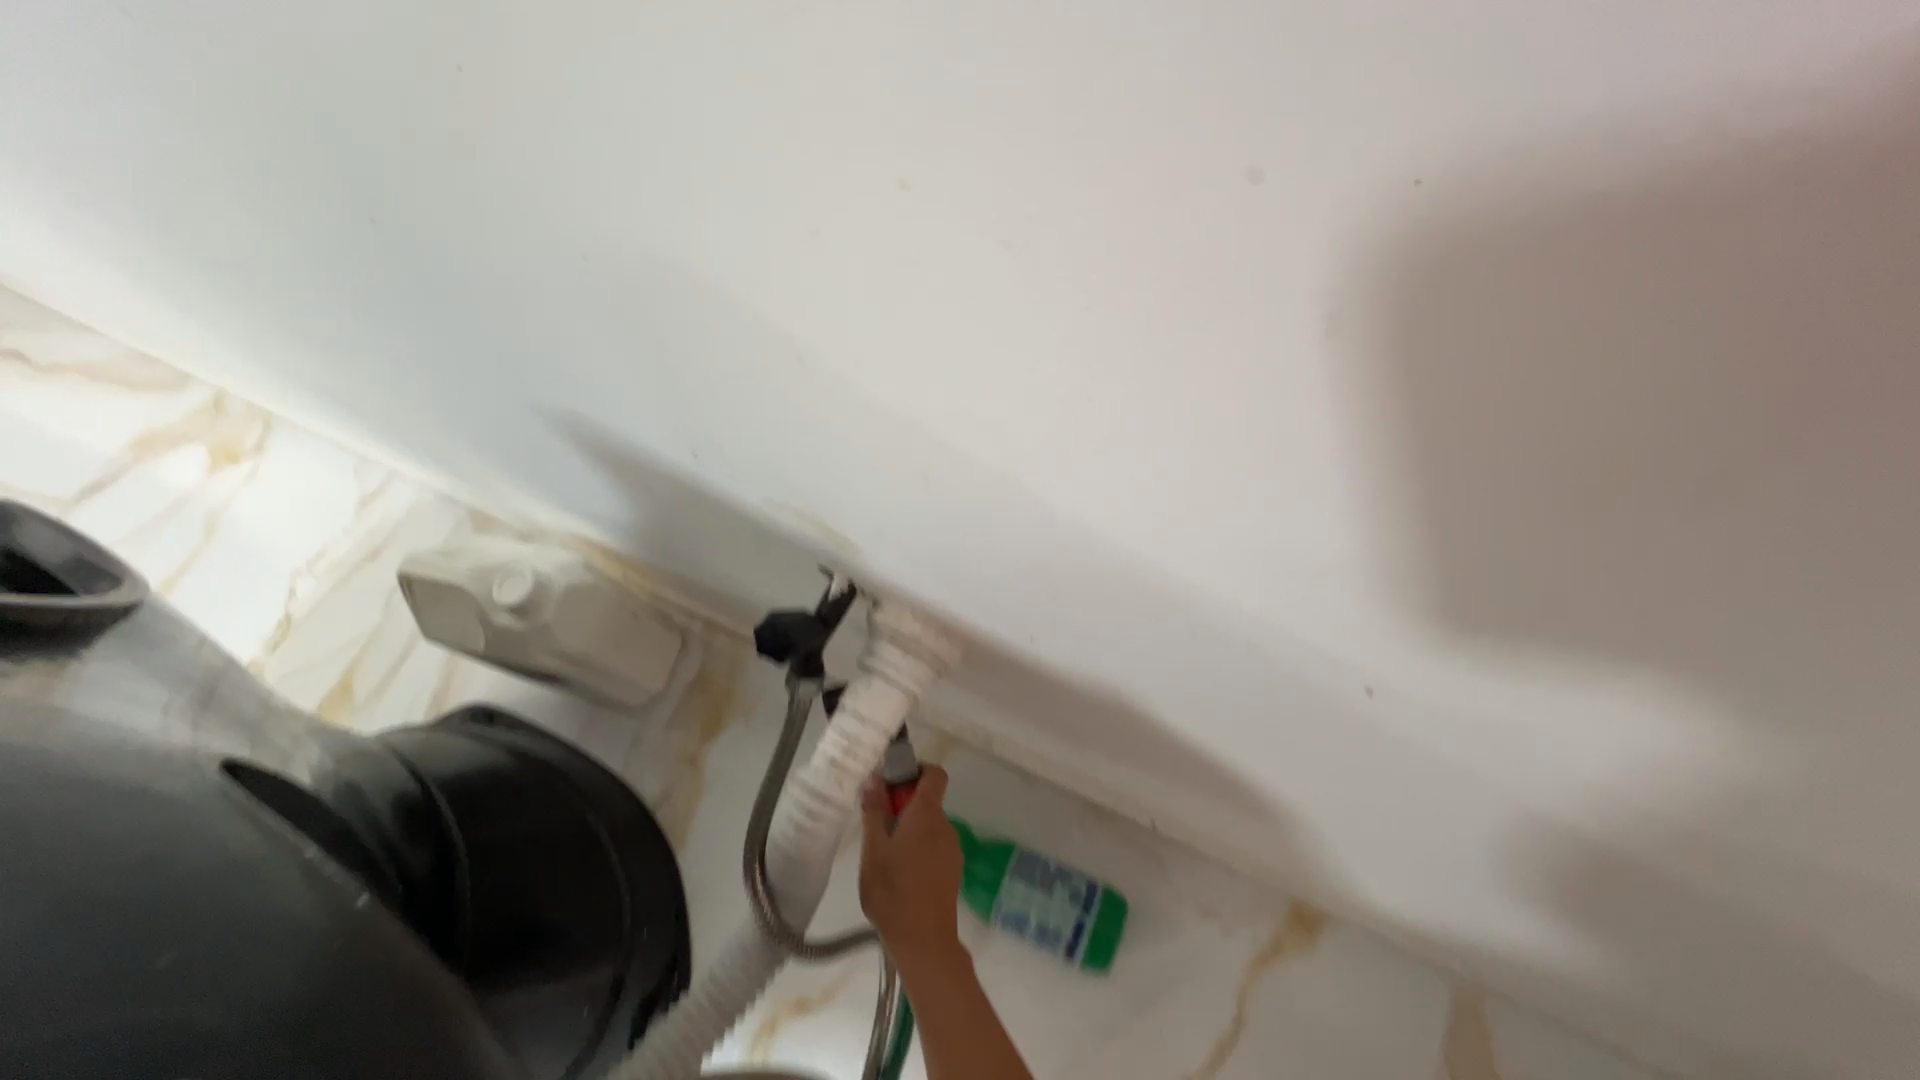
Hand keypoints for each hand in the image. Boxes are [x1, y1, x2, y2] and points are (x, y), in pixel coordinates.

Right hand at [859, 764, 963, 965]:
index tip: (892, 783)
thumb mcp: (873, 849)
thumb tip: (875, 779)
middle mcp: (946, 826)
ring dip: (909, 831)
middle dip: (903, 807)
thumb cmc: (892, 890)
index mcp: (927, 815)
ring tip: (884, 858)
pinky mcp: (954, 870)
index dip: (916, 770)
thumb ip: (875, 811)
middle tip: (876, 828)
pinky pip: (935, 847)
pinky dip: (919, 850)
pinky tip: (900, 876)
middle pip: (928, 802)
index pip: (934, 774)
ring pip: (929, 827)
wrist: (923, 940)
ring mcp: (953, 849)